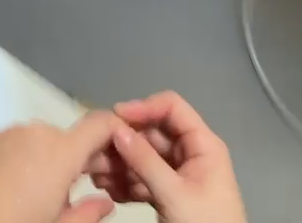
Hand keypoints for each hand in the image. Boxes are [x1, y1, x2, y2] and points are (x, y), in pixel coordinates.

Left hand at [0, 112, 121, 222]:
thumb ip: (87, 214)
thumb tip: (106, 202)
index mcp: (60, 152)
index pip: (99, 124)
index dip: (116, 134)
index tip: (124, 155)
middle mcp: (38, 131)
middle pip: (72, 139)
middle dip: (83, 160)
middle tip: (89, 191)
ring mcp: (11, 132)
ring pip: (46, 142)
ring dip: (54, 161)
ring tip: (48, 197)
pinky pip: (22, 144)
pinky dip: (30, 159)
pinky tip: (21, 189)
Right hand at [89, 92, 246, 222]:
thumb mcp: (174, 194)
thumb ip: (145, 161)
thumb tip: (117, 129)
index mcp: (203, 145)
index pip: (172, 108)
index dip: (144, 107)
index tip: (116, 116)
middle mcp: (192, 153)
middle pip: (154, 133)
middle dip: (127, 142)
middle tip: (98, 151)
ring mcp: (181, 175)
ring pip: (147, 157)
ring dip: (123, 165)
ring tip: (98, 175)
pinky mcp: (171, 194)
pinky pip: (146, 178)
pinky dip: (129, 183)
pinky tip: (110, 191)